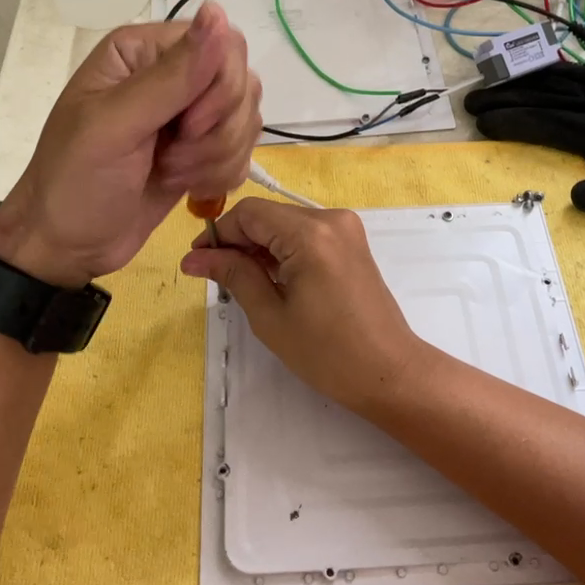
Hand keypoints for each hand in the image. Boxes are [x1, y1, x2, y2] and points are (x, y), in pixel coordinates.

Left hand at [0, 1, 261, 286]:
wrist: (68, 245)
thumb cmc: (76, 181)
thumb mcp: (116, 125)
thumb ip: (171, 75)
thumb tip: (217, 13)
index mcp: (145, 50)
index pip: (224, 46)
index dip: (217, 92)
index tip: (186, 128)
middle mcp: (173, 73)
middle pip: (243, 84)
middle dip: (216, 133)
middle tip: (169, 158)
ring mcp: (191, 113)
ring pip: (249, 120)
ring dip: (216, 159)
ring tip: (170, 175)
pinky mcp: (204, 149)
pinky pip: (245, 150)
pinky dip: (222, 175)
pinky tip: (187, 188)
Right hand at [179, 198, 434, 412]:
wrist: (389, 372)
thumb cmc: (327, 353)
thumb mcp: (271, 316)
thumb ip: (234, 275)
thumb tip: (194, 258)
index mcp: (311, 234)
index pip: (250, 213)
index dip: (219, 233)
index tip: (197, 262)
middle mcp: (331, 219)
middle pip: (268, 215)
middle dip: (237, 240)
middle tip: (213, 276)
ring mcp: (346, 229)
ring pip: (285, 223)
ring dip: (259, 246)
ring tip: (238, 282)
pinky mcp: (352, 243)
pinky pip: (306, 234)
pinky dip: (282, 250)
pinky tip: (269, 278)